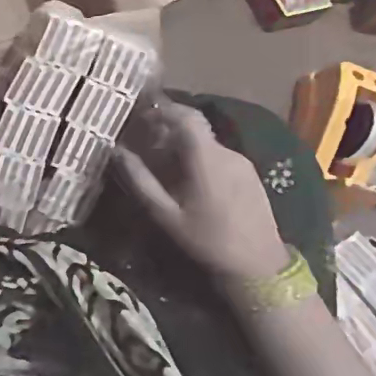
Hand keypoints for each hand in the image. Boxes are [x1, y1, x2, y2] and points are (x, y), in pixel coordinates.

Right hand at [117, 102, 287, 282]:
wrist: (259, 265)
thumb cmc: (208, 240)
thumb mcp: (166, 214)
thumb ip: (140, 180)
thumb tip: (116, 152)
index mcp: (206, 157)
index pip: (185, 116)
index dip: (162, 111)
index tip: (141, 117)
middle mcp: (227, 152)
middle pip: (195, 127)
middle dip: (169, 128)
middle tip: (147, 142)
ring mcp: (242, 162)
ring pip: (206, 142)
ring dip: (184, 145)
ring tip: (164, 165)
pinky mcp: (250, 174)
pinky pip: (219, 155)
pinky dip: (199, 156)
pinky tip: (190, 180)